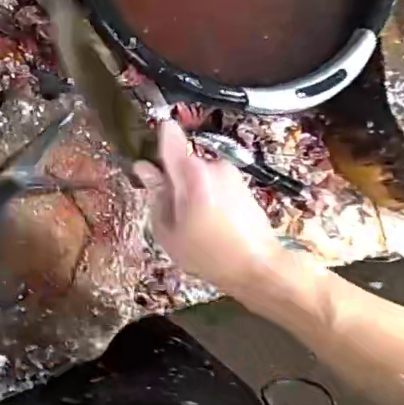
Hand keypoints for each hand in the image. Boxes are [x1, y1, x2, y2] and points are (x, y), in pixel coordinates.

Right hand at [133, 119, 281, 293]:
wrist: (258, 267)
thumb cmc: (207, 254)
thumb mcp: (168, 231)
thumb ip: (157, 196)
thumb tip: (145, 169)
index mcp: (190, 173)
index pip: (170, 138)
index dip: (158, 138)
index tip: (151, 149)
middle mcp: (212, 165)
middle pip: (183, 163)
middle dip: (175, 181)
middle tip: (173, 213)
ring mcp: (230, 173)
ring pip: (199, 175)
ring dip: (194, 192)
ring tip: (196, 224)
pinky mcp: (243, 184)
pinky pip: (215, 184)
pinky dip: (210, 198)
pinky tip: (214, 224)